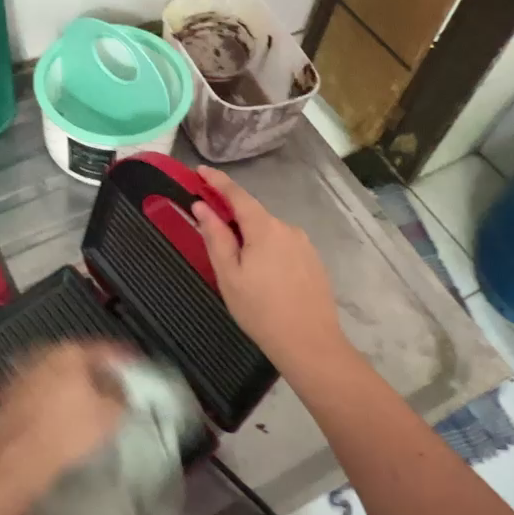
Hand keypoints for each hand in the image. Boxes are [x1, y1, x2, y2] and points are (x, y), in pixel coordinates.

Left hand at [0, 342, 129, 493]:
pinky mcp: (6, 397)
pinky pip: (37, 393)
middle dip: (92, 373)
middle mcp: (43, 355)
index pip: (104, 349)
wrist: (16, 459)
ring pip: (54, 376)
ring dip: (68, 387)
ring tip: (84, 407)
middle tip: (109, 387)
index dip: (122, 359)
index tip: (131, 364)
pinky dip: (49, 401)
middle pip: (76, 360)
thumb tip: (119, 390)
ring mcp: (21, 375)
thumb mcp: (110, 414)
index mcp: (70, 351)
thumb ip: (120, 394)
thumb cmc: (65, 432)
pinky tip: (58, 419)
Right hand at [189, 166, 349, 368]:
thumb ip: (215, 236)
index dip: (217, 182)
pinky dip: (269, 254)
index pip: (237, 195)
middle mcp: (288, 228)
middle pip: (254, 216)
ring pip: (269, 234)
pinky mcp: (314, 261)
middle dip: (233, 222)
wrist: (310, 343)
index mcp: (265, 228)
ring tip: (242, 275)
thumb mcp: (229, 275)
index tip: (199, 171)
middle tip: (214, 243)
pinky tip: (266, 282)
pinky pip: (284, 248)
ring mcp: (304, 245)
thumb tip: (202, 207)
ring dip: (252, 242)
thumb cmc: (261, 310)